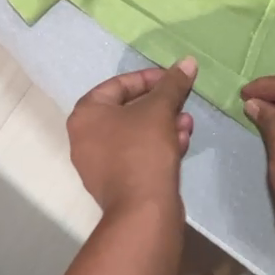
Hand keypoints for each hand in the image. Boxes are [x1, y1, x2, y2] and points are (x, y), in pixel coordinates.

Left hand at [67, 56, 197, 217]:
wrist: (143, 213)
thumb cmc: (143, 150)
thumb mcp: (159, 110)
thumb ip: (172, 84)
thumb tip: (187, 61)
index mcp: (86, 114)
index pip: (120, 84)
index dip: (151, 79)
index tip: (175, 80)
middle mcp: (86, 137)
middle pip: (129, 109)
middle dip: (161, 105)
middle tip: (183, 103)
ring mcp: (99, 163)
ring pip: (136, 133)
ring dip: (165, 125)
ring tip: (188, 125)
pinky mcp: (117, 184)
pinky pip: (137, 154)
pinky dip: (158, 146)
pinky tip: (183, 143)